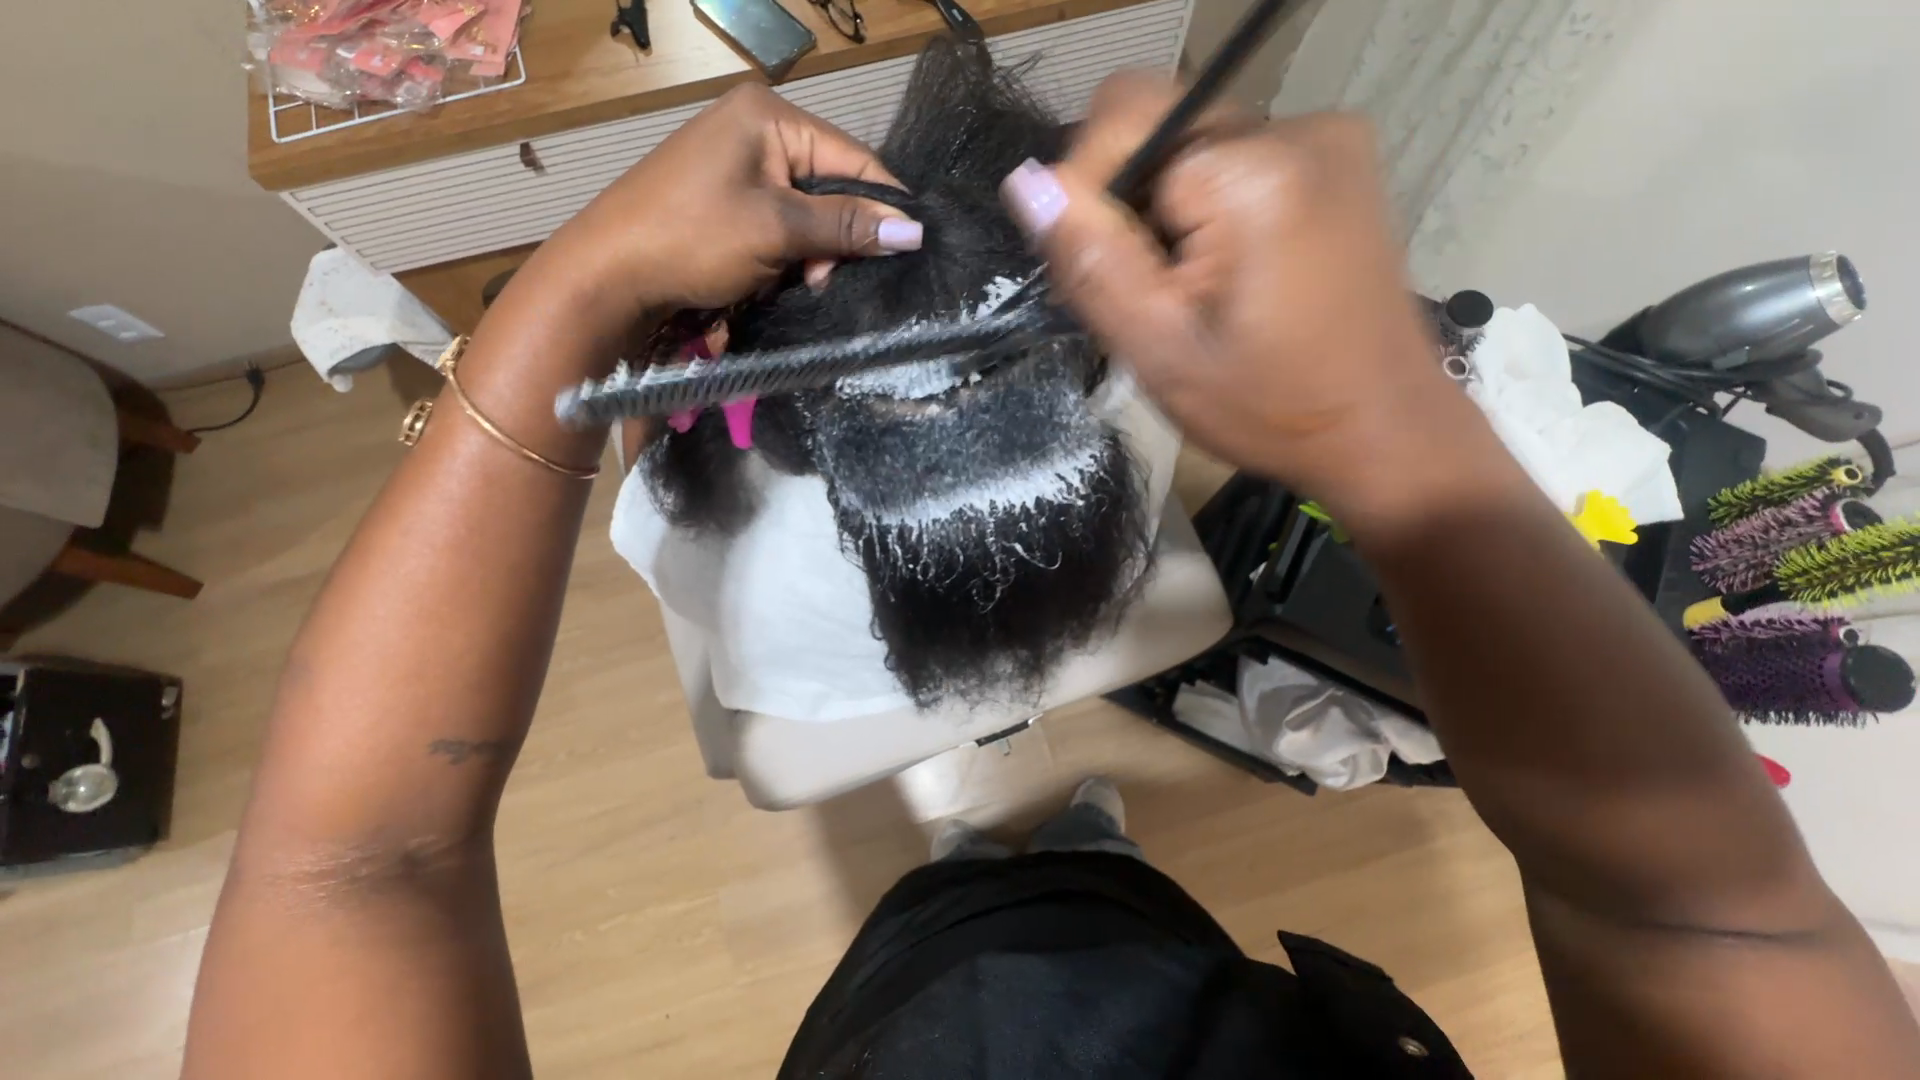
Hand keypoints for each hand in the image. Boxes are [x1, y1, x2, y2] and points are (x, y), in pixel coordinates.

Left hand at [531, 84, 922, 324]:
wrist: (610, 274)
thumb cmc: (693, 238)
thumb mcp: (777, 230)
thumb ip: (846, 227)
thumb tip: (915, 231)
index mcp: (769, 115)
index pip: (852, 158)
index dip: (883, 205)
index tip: (906, 251)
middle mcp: (756, 128)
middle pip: (830, 186)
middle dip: (835, 238)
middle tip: (820, 279)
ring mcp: (738, 164)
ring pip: (808, 212)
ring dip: (810, 254)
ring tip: (793, 282)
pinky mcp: (727, 198)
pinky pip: (780, 224)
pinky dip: (785, 255)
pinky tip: (771, 278)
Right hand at [1000, 76, 1508, 529]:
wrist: (1381, 428)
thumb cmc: (1267, 406)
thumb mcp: (1156, 348)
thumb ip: (1089, 259)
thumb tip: (1026, 182)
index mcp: (1250, 171)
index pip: (1119, 120)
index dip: (1091, 195)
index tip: (1112, 276)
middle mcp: (1297, 126)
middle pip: (1158, 127)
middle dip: (1131, 205)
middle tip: (1148, 293)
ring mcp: (1329, 135)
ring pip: (1192, 145)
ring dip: (1169, 211)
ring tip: (1191, 292)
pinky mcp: (1342, 157)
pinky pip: (1237, 158)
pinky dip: (1211, 208)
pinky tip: (1229, 273)